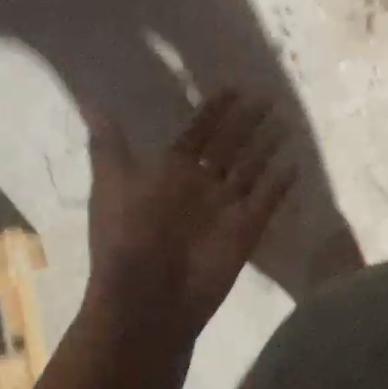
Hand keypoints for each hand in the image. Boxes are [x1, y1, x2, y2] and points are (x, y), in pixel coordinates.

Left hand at [83, 90, 297, 336]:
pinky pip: (267, 200)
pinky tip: (296, 164)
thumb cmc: (126, 237)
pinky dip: (280, 184)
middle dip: (247, 121)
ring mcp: (225, 207)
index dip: (214, 110)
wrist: (146, 301)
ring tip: (287, 121)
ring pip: (251, 168)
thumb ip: (109, 145)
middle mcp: (200, 185)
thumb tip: (91, 102)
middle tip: (269, 95)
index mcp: (170, 172)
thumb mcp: (113, 184)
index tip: (232, 87)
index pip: (198, 132)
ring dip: (267, 146)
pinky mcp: (245, 230)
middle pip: (229, 145)